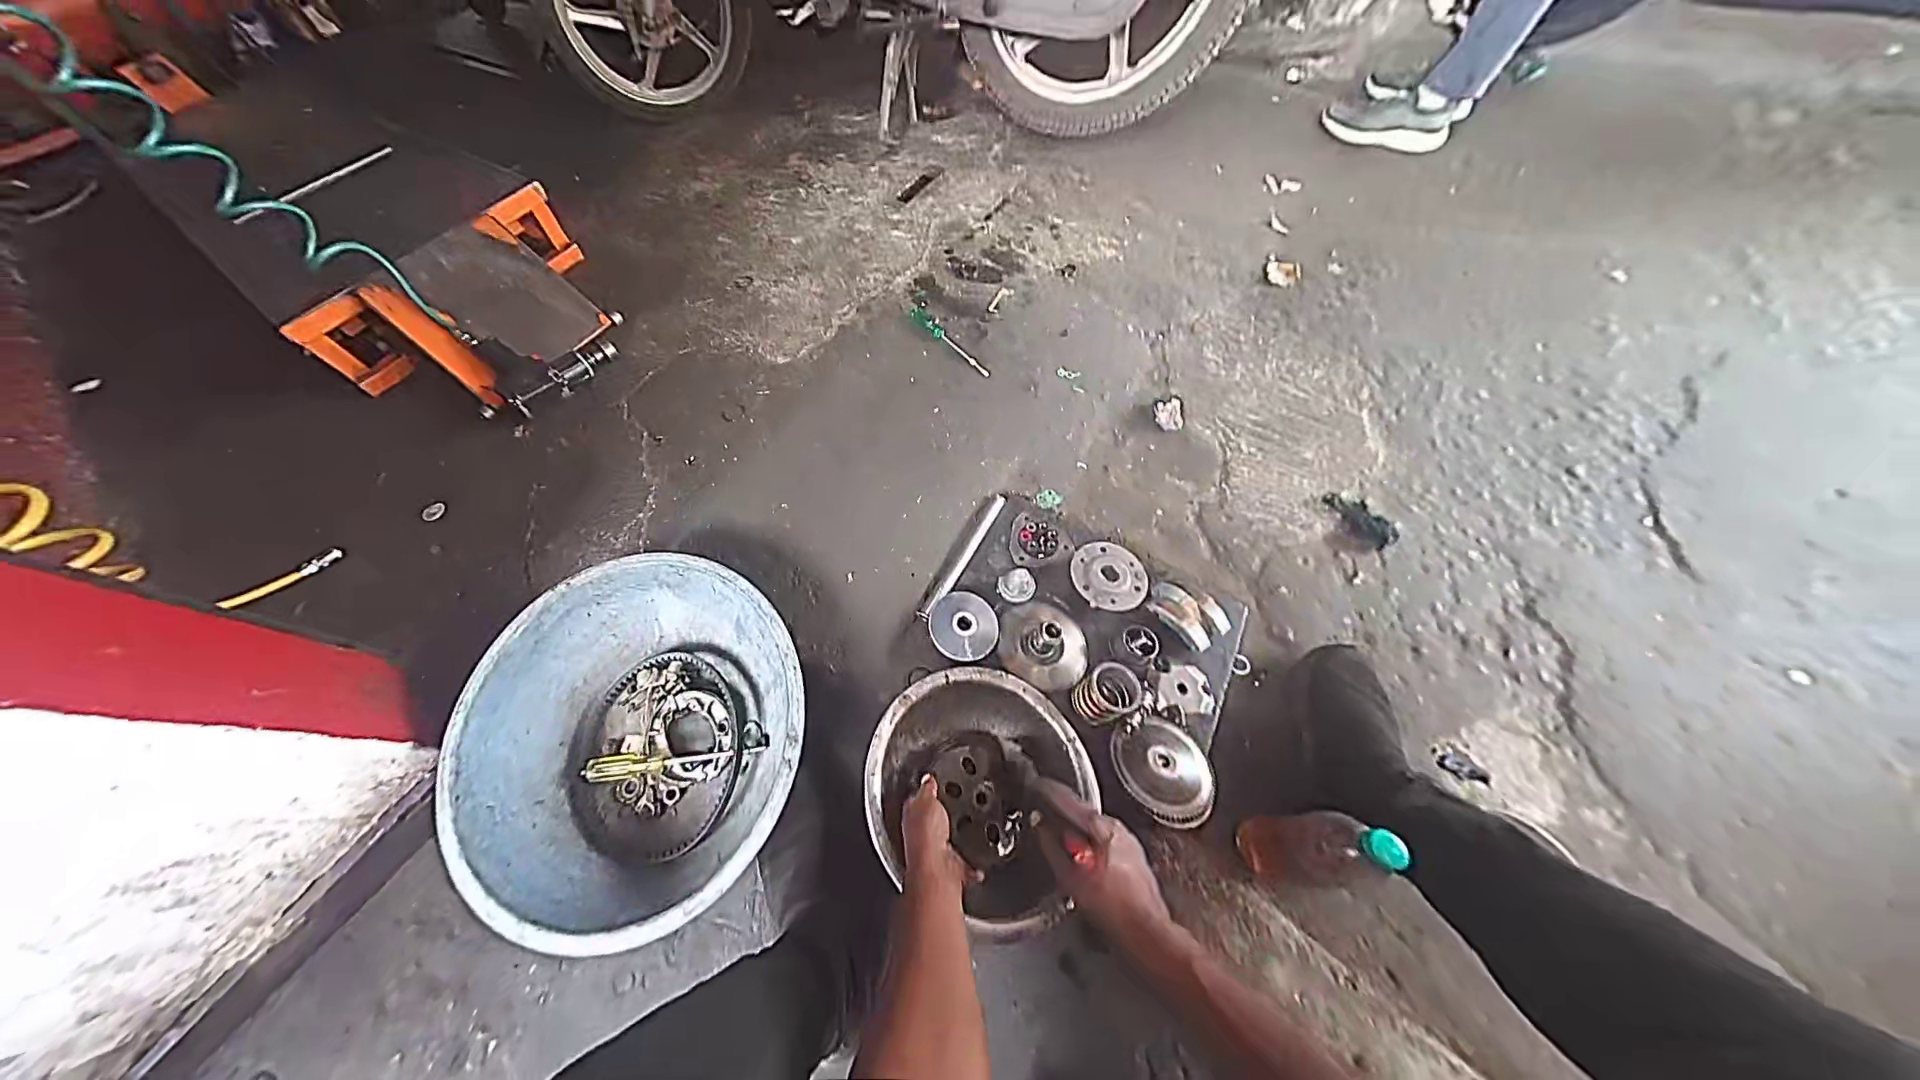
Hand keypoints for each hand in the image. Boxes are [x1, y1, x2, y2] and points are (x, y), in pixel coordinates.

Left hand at [902, 775, 979, 894]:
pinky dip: (970, 860)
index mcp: (911, 816)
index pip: (915, 798)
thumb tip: (928, 778)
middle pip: (931, 819)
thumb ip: (928, 788)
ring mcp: (934, 851)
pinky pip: (963, 860)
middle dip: (943, 813)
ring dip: (957, 834)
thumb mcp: (928, 800)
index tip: (935, 782)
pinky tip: (976, 853)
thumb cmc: (927, 836)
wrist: (938, 870)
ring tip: (967, 826)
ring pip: (946, 839)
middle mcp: (919, 835)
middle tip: (956, 802)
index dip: (925, 790)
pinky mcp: (949, 865)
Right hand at [1031, 778, 1172, 946]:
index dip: (1049, 792)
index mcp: (1102, 827)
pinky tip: (1083, 857)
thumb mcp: (1070, 878)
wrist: (1146, 932)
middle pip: (1083, 811)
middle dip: (1063, 813)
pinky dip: (1090, 841)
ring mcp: (1128, 840)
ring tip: (1061, 840)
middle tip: (1045, 814)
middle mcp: (1118, 827)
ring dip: (1076, 829)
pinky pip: (1105, 838)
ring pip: (1094, 826)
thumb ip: (1051, 848)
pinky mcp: (1133, 854)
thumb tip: (1040, 828)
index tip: (1037, 787)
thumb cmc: (1113, 909)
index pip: (1069, 800)